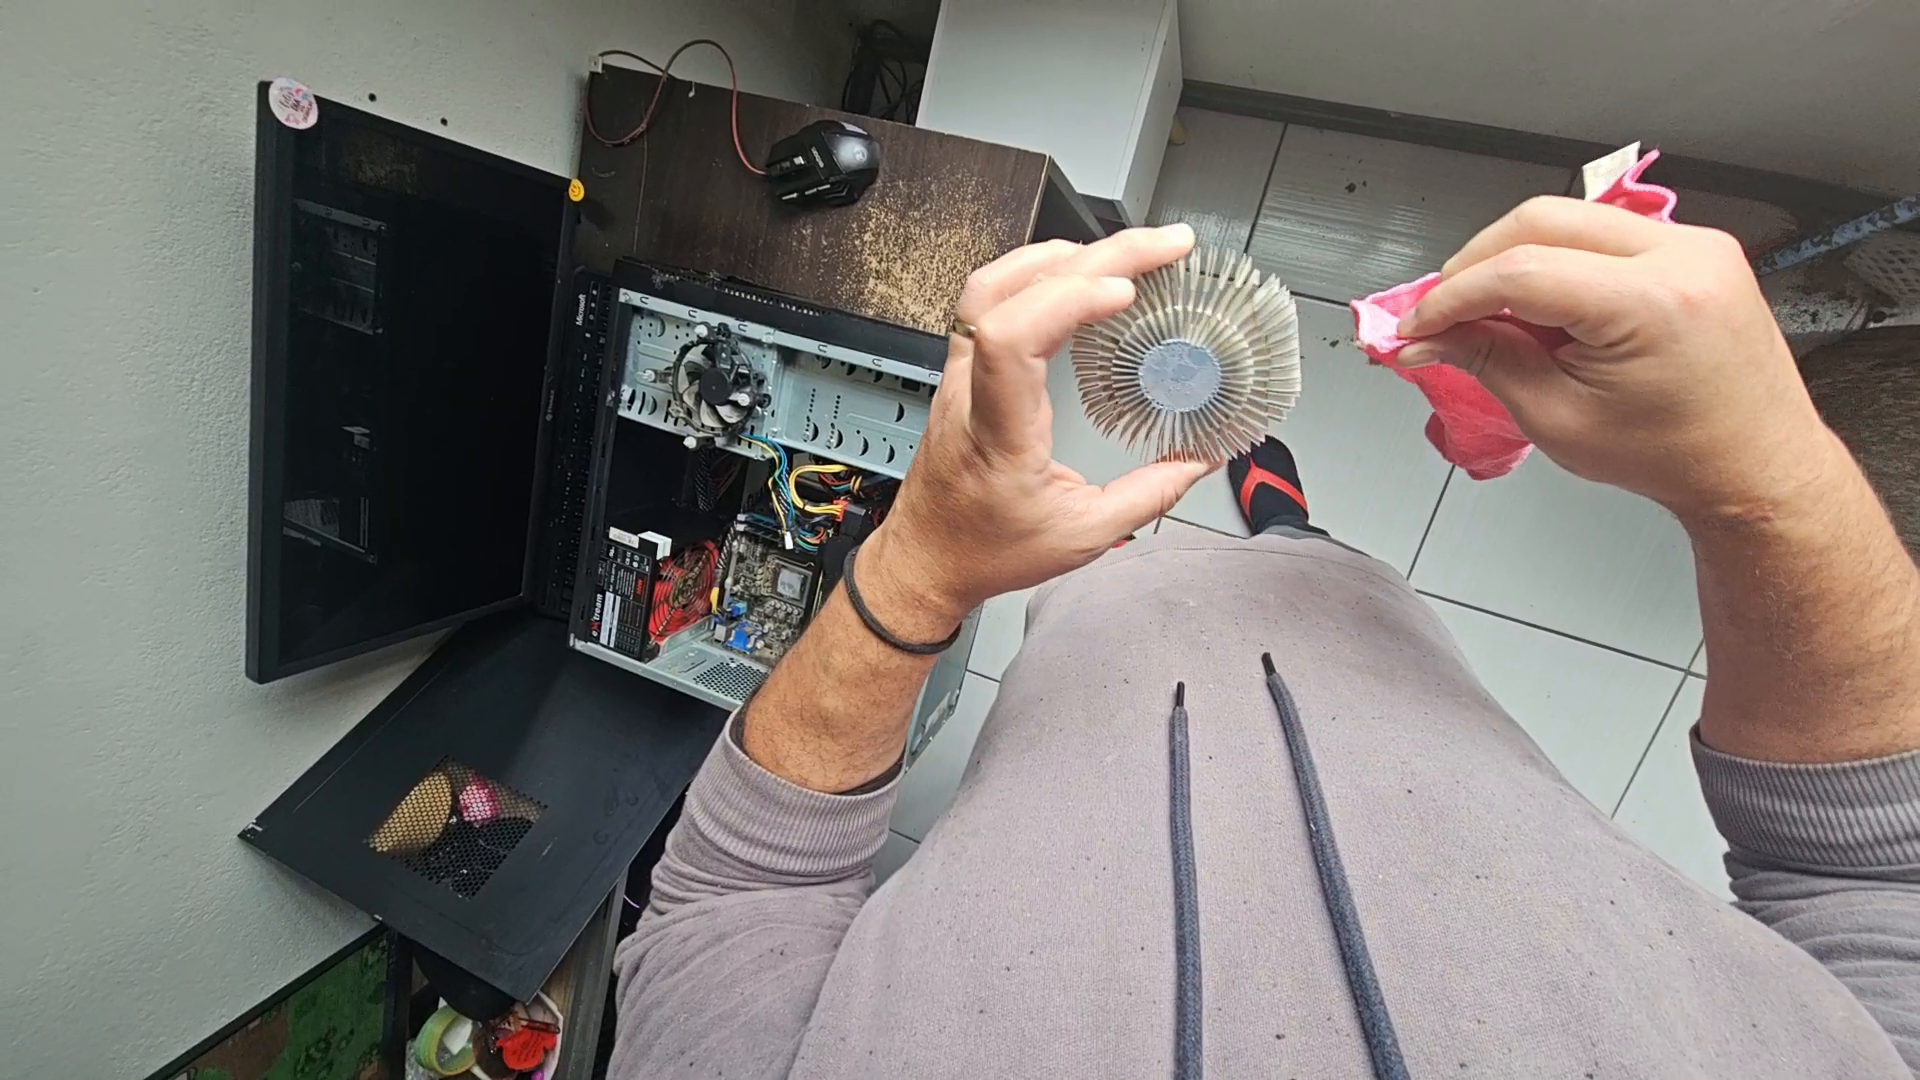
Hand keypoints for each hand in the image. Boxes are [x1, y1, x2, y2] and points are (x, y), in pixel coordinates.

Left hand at [855, 224, 1214, 627]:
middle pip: (1012, 292)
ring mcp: (959, 379)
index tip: (1125, 292)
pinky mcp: (961, 376)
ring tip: (1123, 252)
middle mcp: (970, 395)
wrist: (927, 558)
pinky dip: (1037, 273)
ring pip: (990, 284)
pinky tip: (1073, 275)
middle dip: (1098, 255)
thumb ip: (1147, 497)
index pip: (1010, 338)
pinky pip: (987, 301)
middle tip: (1164, 248)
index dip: (1069, 299)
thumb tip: (1195, 463)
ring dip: (1060, 255)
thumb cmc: (984, 551)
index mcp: (999, 435)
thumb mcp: (1081, 537)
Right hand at [1396, 196, 1839, 519]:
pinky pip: (1590, 234)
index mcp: (1653, 302)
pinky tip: (1520, 307)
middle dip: (1470, 267)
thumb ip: (1484, 361)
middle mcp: (1681, 255)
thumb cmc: (1665, 450)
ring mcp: (1688, 245)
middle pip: (1538, 222)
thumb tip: (1424, 341)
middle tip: (1435, 316)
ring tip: (1475, 315)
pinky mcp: (1682, 251)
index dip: (1449, 299)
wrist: (1746, 459)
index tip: (1412, 329)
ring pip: (1561, 218)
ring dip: (1501, 261)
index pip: (1519, 272)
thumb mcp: (1552, 414)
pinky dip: (1539, 263)